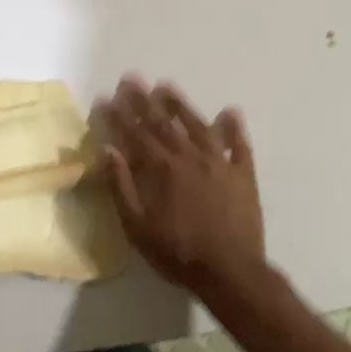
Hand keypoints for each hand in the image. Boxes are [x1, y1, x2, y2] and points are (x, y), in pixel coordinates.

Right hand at [98, 77, 268, 300]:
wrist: (231, 273)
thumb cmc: (178, 252)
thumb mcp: (137, 226)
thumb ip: (121, 186)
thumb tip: (107, 150)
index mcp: (161, 169)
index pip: (135, 134)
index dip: (119, 115)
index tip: (107, 96)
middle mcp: (188, 158)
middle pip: (163, 123)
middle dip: (144, 100)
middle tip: (132, 78)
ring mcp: (219, 163)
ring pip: (197, 126)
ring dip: (181, 106)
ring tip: (167, 86)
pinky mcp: (243, 175)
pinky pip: (239, 146)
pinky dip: (234, 128)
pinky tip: (231, 112)